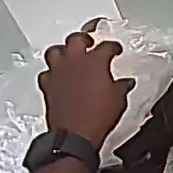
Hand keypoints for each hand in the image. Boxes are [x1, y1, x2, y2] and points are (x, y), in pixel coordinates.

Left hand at [39, 26, 134, 149]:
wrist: (75, 135)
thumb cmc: (97, 117)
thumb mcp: (118, 100)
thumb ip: (121, 87)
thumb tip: (126, 83)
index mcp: (95, 61)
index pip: (106, 46)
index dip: (113, 46)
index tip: (115, 49)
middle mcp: (74, 61)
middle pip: (77, 38)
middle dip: (84, 37)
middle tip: (89, 40)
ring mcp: (58, 72)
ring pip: (56, 51)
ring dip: (63, 50)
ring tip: (68, 52)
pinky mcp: (47, 86)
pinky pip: (46, 72)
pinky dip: (51, 72)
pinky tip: (56, 75)